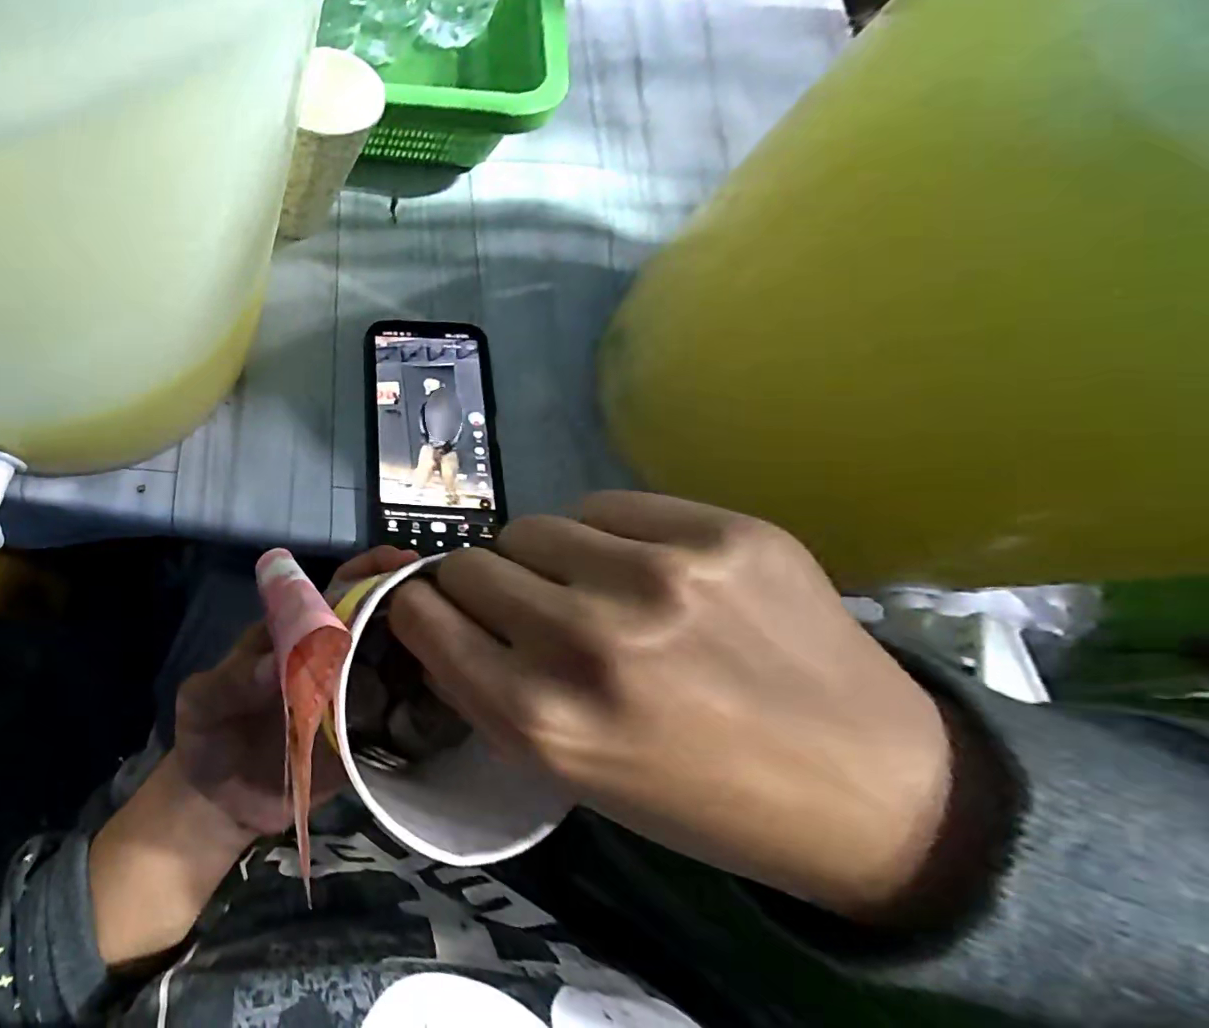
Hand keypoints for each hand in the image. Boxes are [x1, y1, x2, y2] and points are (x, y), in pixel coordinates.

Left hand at [91, 545, 416, 968]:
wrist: (217, 801)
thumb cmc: (205, 736)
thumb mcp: (202, 702)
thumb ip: (231, 681)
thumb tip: (275, 666)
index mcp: (293, 637)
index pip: (334, 593)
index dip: (366, 573)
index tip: (399, 561)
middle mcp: (328, 663)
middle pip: (376, 626)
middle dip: (410, 611)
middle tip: (444, 613)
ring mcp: (347, 703)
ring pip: (394, 671)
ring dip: (424, 660)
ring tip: (455, 659)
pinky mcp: (358, 745)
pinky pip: (395, 726)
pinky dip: (421, 717)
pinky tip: (451, 709)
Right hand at [389, 492, 953, 922]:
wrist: (877, 792)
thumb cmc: (692, 793)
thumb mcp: (561, 768)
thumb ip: (479, 685)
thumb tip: (429, 611)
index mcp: (539, 718)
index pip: (419, 612)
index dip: (420, 607)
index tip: (441, 611)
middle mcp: (586, 640)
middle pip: (467, 563)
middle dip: (483, 588)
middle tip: (531, 612)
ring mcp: (657, 577)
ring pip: (529, 526)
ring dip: (543, 560)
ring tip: (596, 591)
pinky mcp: (720, 533)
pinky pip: (602, 505)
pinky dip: (606, 536)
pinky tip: (652, 572)